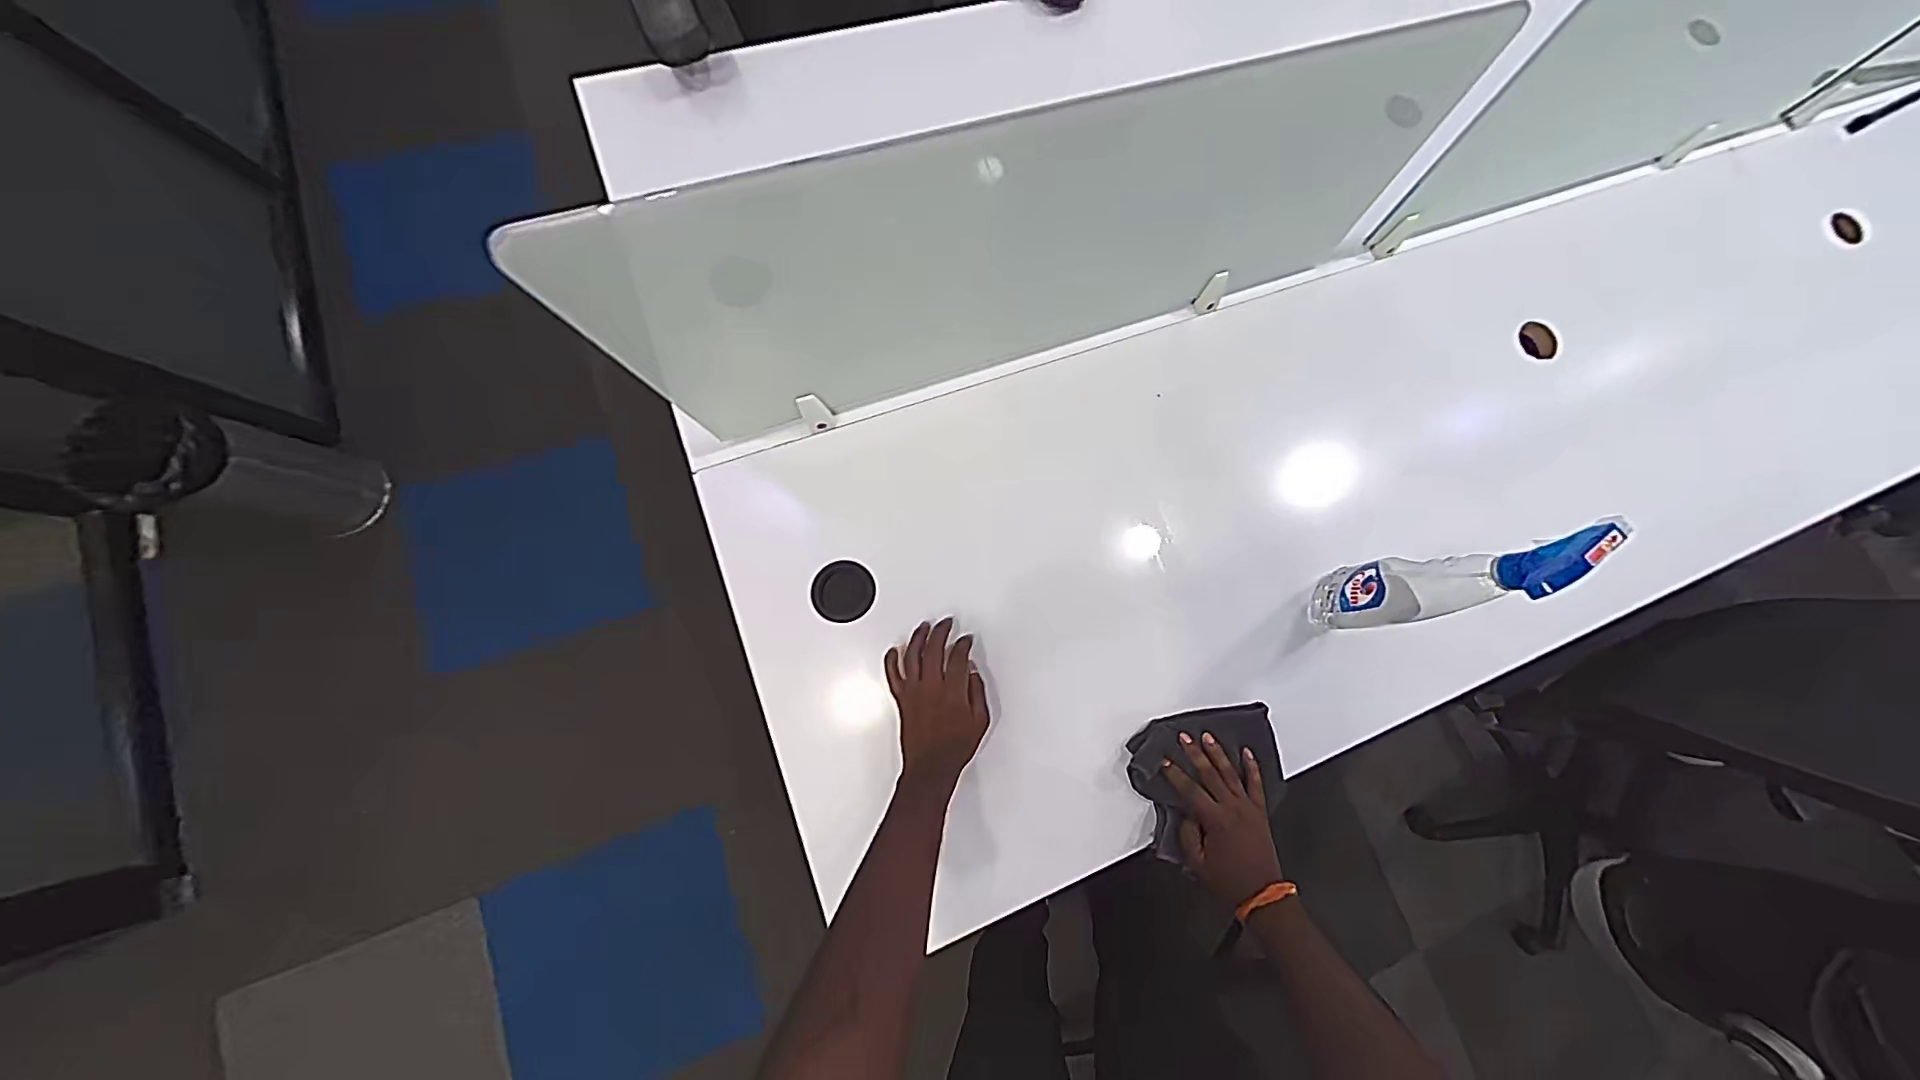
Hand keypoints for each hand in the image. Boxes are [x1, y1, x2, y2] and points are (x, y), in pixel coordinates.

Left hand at [885, 618, 989, 791]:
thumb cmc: (954, 747)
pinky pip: (893, 674)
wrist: (931, 767)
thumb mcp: (980, 720)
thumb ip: (977, 692)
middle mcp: (931, 687)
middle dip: (941, 631)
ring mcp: (913, 691)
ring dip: (918, 637)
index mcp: (953, 690)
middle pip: (934, 648)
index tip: (965, 640)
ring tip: (923, 628)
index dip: (963, 644)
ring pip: (912, 655)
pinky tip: (894, 650)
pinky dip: (892, 660)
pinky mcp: (901, 699)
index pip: (957, 656)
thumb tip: (972, 673)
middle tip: (945, 624)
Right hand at [1162, 733, 1283, 908]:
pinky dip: (1252, 767)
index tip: (1165, 762)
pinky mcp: (1260, 811)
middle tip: (1184, 738)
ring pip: (1231, 773)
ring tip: (1208, 737)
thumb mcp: (1197, 862)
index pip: (1190, 790)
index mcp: (1215, 821)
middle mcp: (1232, 809)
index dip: (1175, 774)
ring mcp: (1248, 808)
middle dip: (1194, 754)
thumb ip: (1188, 835)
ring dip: (1218, 753)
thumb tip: (1186, 815)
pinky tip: (1246, 753)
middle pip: (1210, 774)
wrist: (1263, 894)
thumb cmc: (1230, 881)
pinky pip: (1256, 784)